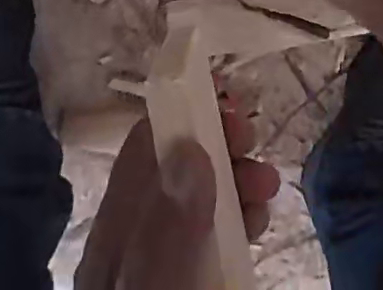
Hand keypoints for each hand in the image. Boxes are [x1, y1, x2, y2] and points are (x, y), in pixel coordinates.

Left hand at [75, 100, 278, 289]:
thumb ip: (166, 235)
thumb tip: (190, 150)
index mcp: (114, 236)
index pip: (144, 151)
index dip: (185, 117)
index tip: (231, 110)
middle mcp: (132, 243)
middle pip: (174, 170)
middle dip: (219, 146)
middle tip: (257, 143)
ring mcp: (159, 265)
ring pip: (196, 199)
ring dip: (234, 178)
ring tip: (268, 184)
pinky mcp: (187, 278)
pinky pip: (210, 234)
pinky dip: (236, 216)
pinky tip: (256, 220)